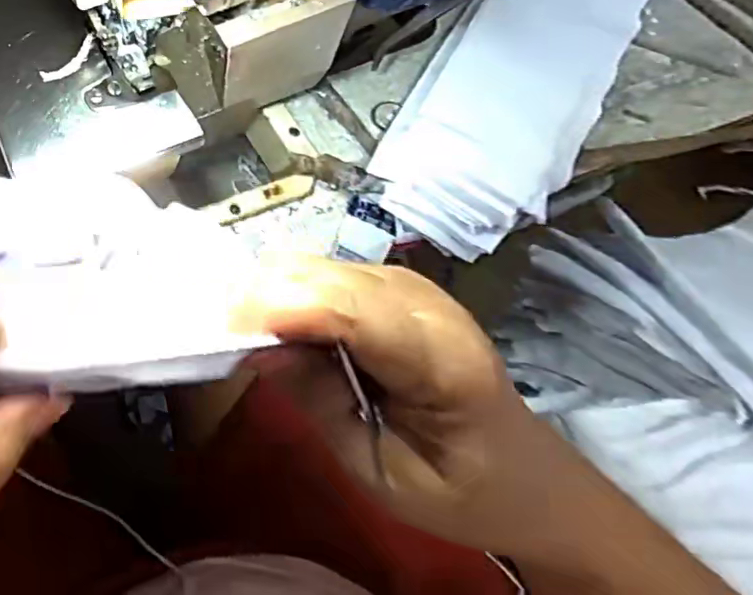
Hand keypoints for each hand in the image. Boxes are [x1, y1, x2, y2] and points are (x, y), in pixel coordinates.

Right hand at [243, 257, 732, 592]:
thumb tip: (256, 348)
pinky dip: (288, 288)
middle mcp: (424, 303)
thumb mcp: (383, 472)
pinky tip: (280, 321)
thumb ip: (319, 402)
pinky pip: (320, 268)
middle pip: (323, 277)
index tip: (227, 333)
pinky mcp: (388, 277)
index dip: (282, 311)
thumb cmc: (459, 488)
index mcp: (443, 360)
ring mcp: (406, 281)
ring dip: (271, 290)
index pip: (350, 311)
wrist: (525, 472)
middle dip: (264, 298)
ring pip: (314, 264)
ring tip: (249, 332)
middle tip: (229, 338)